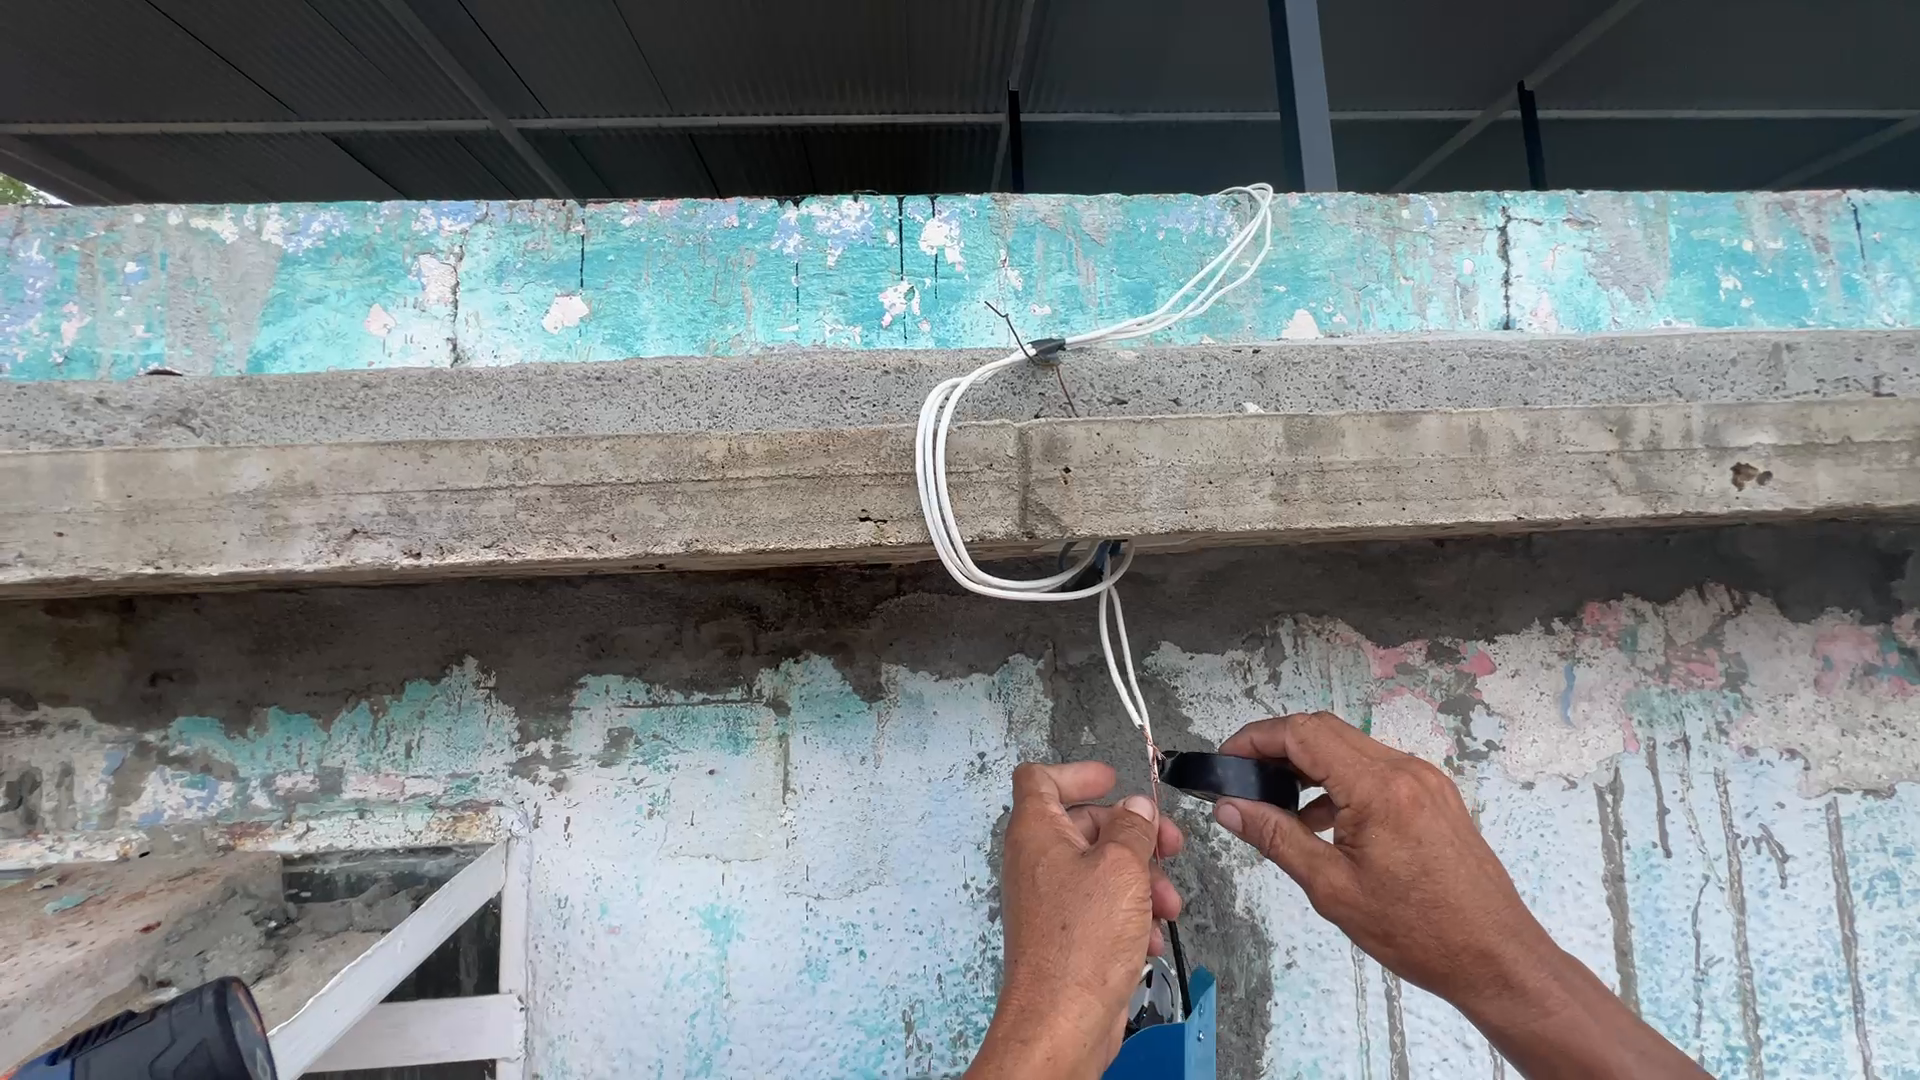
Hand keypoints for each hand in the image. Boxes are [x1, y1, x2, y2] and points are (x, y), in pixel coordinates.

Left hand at [968, 762, 1183, 1079]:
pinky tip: (1150, 934)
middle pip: (1085, 823)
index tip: (1111, 778)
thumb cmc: (1079, 944)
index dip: (1076, 773)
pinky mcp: (1064, 930)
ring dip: (1140, 878)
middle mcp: (1037, 858)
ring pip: (1100, 867)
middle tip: (1168, 844)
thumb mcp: (1121, 868)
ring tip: (1167, 902)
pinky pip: (1101, 904)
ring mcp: (1049, 896)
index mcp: (1036, 830)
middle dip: (1131, 832)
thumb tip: (1136, 807)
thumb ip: (1132, 828)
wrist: (1062, 1021)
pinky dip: (1129, 912)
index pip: (1040, 778)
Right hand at [1211, 712, 1706, 1078]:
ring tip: (1274, 796)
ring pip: (1346, 744)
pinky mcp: (1431, 794)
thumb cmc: (1418, 931)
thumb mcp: (1331, 887)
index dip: (1255, 738)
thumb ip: (1274, 836)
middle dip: (1275, 744)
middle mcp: (1403, 769)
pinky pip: (1370, 767)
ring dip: (1304, 760)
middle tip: (1242, 773)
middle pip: (1322, 729)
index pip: (1301, 733)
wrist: (1501, 962)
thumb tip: (1228, 807)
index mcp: (1378, 787)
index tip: (1226, 759)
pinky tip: (1318, 817)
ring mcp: (1422, 779)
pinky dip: (1334, 777)